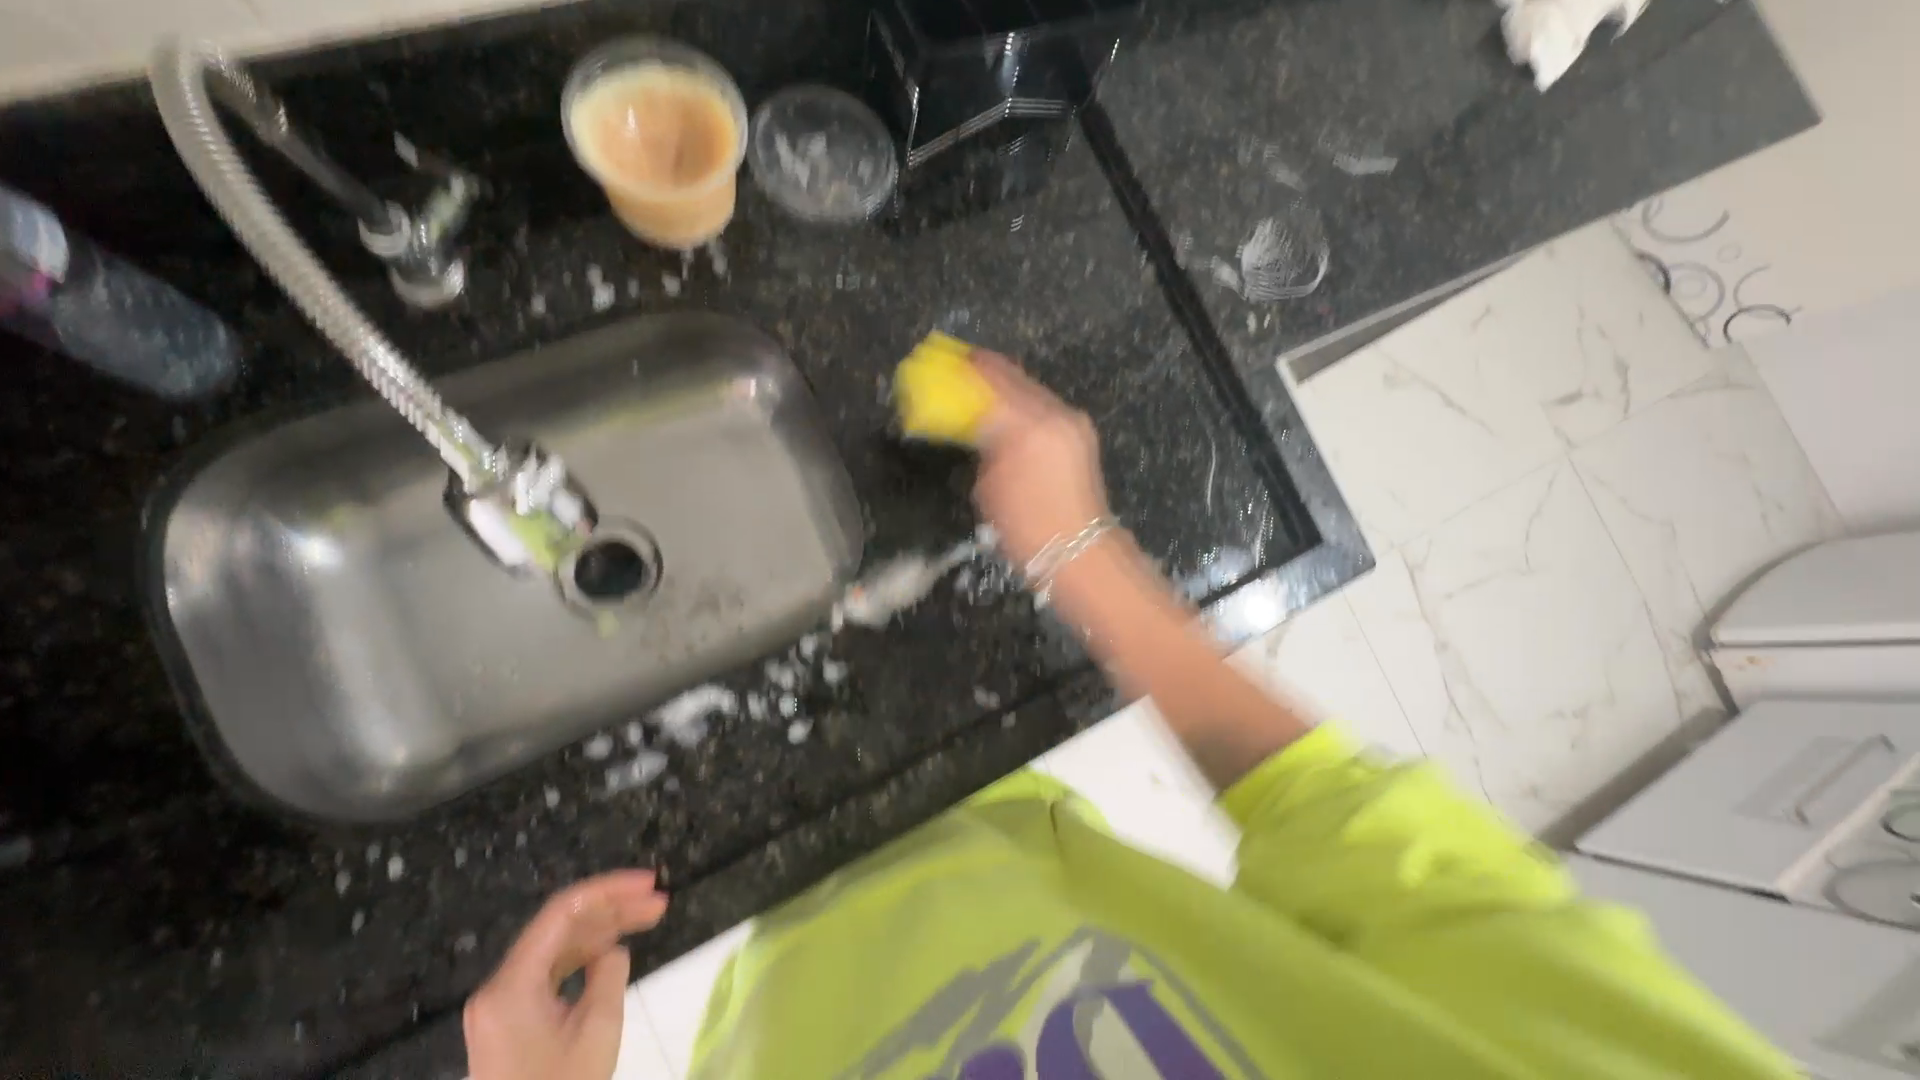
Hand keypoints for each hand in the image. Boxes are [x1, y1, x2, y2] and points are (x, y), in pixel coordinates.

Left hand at [464, 870, 668, 1079]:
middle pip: (559, 928)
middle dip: (611, 909)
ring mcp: (502, 1004)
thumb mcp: (598, 1031)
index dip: (609, 890)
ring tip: (649, 919)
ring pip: (556, 948)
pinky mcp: (511, 1021)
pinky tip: (615, 951)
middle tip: (659, 901)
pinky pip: (550, 973)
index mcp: (512, 985)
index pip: (562, 913)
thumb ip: (610, 973)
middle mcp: (499, 986)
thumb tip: (613, 951)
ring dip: (601, 930)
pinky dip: (584, 958)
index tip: (649, 884)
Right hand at [970, 351, 1114, 567]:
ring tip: (979, 391)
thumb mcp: (987, 487)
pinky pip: (1045, 406)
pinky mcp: (1080, 432)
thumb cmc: (1026, 528)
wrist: (1081, 551)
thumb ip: (980, 444)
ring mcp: (1071, 421)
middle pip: (1013, 375)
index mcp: (1025, 425)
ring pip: (1031, 388)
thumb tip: (975, 425)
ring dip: (1005, 386)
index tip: (944, 359)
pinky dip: (1023, 404)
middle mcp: (1052, 413)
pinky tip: (1007, 414)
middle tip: (959, 368)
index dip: (964, 366)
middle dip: (984, 370)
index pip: (989, 379)